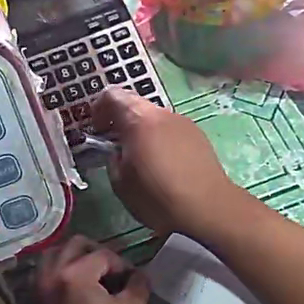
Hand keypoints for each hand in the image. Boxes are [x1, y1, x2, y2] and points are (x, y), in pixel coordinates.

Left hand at [29, 236, 150, 303]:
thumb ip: (138, 287)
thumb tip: (139, 275)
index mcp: (75, 274)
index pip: (104, 255)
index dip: (123, 265)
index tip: (133, 282)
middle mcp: (50, 275)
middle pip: (74, 245)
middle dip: (97, 253)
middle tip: (113, 271)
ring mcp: (37, 290)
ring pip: (53, 257)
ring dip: (74, 259)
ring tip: (93, 276)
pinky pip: (44, 276)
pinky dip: (60, 274)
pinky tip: (76, 292)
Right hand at [91, 89, 243, 238]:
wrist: (207, 208)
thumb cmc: (157, 197)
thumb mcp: (121, 182)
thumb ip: (113, 159)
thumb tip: (118, 152)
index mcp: (139, 119)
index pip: (112, 95)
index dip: (99, 109)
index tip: (96, 130)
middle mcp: (163, 114)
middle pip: (136, 106)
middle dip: (122, 121)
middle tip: (116, 146)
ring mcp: (184, 123)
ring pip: (156, 119)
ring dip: (143, 131)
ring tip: (141, 159)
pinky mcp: (199, 137)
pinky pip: (172, 131)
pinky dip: (161, 140)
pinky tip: (163, 165)